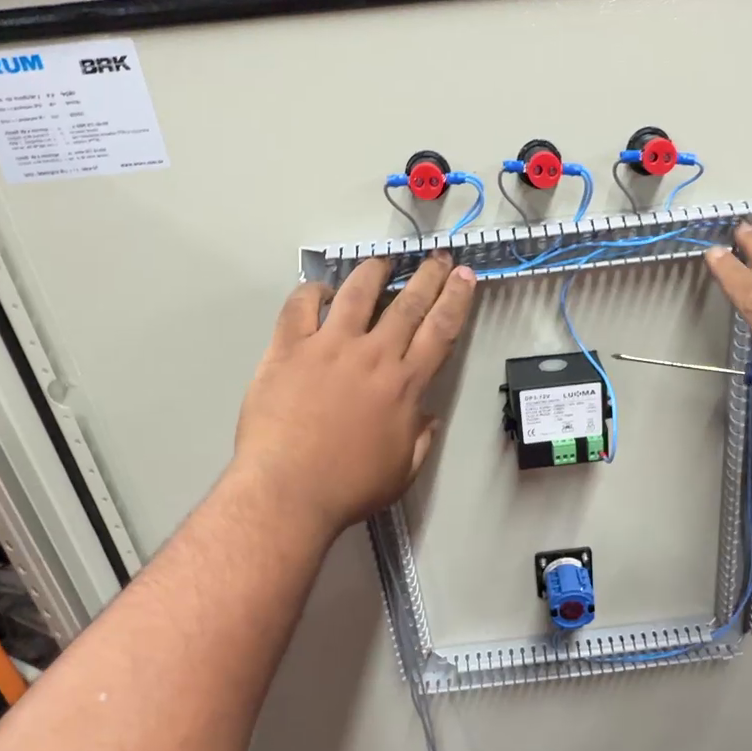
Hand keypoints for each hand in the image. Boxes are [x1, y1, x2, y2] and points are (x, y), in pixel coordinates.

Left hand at [231, 252, 476, 535]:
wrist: (288, 491)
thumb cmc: (347, 488)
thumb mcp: (402, 470)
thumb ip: (420, 438)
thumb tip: (427, 417)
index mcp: (404, 385)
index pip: (440, 330)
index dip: (456, 299)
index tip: (464, 279)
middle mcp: (371, 356)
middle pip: (407, 303)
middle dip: (427, 276)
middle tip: (438, 258)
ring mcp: (327, 347)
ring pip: (356, 292)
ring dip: (373, 271)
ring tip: (382, 261)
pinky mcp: (287, 349)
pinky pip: (300, 306)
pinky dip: (312, 291)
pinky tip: (319, 289)